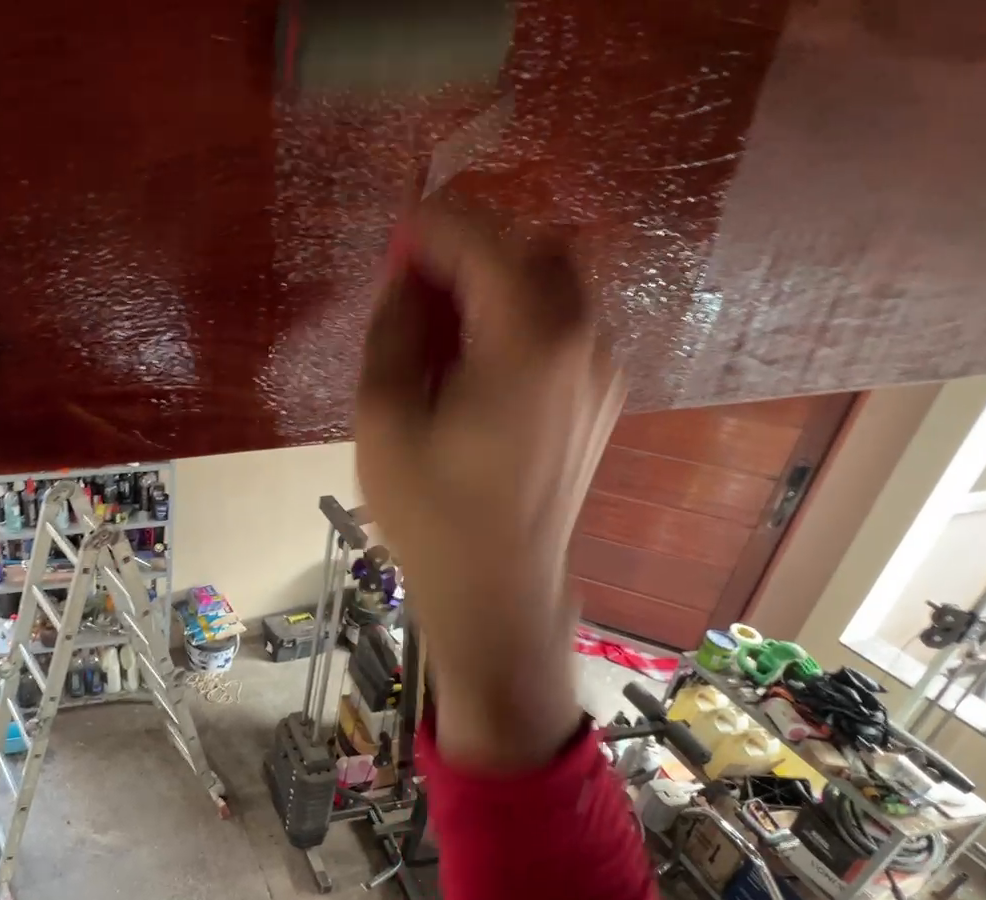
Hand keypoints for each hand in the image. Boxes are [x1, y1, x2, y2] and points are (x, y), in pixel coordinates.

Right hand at [356, 200, 623, 770]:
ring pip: (557, 281)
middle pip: (536, 246)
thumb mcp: (383, 420)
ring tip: (440, 319)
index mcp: (528, 341)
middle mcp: (582, 340)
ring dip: (498, 277)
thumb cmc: (430, 514)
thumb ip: (393, 332)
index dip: (435, 225)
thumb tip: (405, 277)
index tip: (396, 234)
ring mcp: (602, 368)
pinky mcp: (600, 396)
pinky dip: (519, 312)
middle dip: (472, 244)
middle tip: (414, 278)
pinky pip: (565, 322)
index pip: (486, 241)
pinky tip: (475, 356)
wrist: (497, 590)